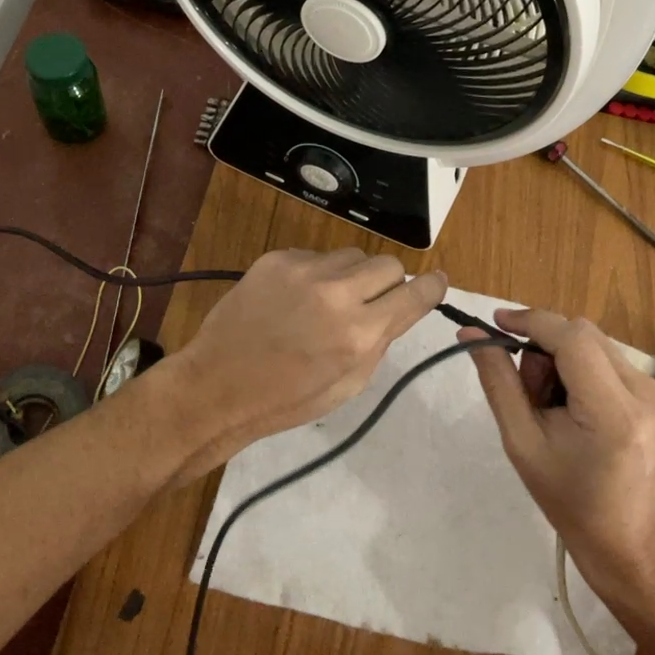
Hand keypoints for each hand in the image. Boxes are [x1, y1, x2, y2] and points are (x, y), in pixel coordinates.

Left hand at [168, 248, 446, 479]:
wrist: (217, 385)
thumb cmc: (287, 399)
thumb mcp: (349, 385)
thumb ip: (380, 341)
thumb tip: (399, 308)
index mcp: (360, 333)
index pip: (416, 293)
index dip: (432, 287)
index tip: (437, 283)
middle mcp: (337, 293)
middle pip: (388, 264)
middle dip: (388, 283)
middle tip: (369, 304)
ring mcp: (304, 270)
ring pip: (352, 255)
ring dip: (351, 276)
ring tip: (325, 303)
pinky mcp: (276, 259)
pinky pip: (315, 256)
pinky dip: (315, 274)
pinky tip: (294, 299)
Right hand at [464, 308, 654, 611]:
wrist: (628, 538)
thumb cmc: (569, 498)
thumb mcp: (522, 442)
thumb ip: (499, 382)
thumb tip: (470, 333)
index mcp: (612, 410)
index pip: (570, 337)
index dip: (530, 321)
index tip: (494, 323)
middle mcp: (644, 391)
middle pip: (582, 333)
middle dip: (544, 347)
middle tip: (527, 390)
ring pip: (594, 342)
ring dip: (562, 357)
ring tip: (550, 404)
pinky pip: (608, 358)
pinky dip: (580, 368)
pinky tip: (572, 406)